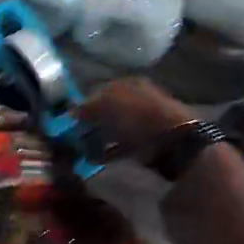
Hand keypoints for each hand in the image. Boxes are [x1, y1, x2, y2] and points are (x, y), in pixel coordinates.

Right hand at [77, 78, 196, 159]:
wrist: (173, 140)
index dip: (83, 104)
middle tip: (75, 137)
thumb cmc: (136, 116)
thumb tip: (71, 111)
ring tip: (83, 150)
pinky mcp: (148, 142)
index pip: (99, 90)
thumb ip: (86, 107)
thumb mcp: (106, 106)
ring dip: (99, 138)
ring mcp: (144, 120)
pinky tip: (95, 160)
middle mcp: (137, 98)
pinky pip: (122, 145)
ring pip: (114, 128)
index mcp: (128, 83)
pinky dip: (109, 151)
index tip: (70, 120)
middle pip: (108, 110)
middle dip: (91, 123)